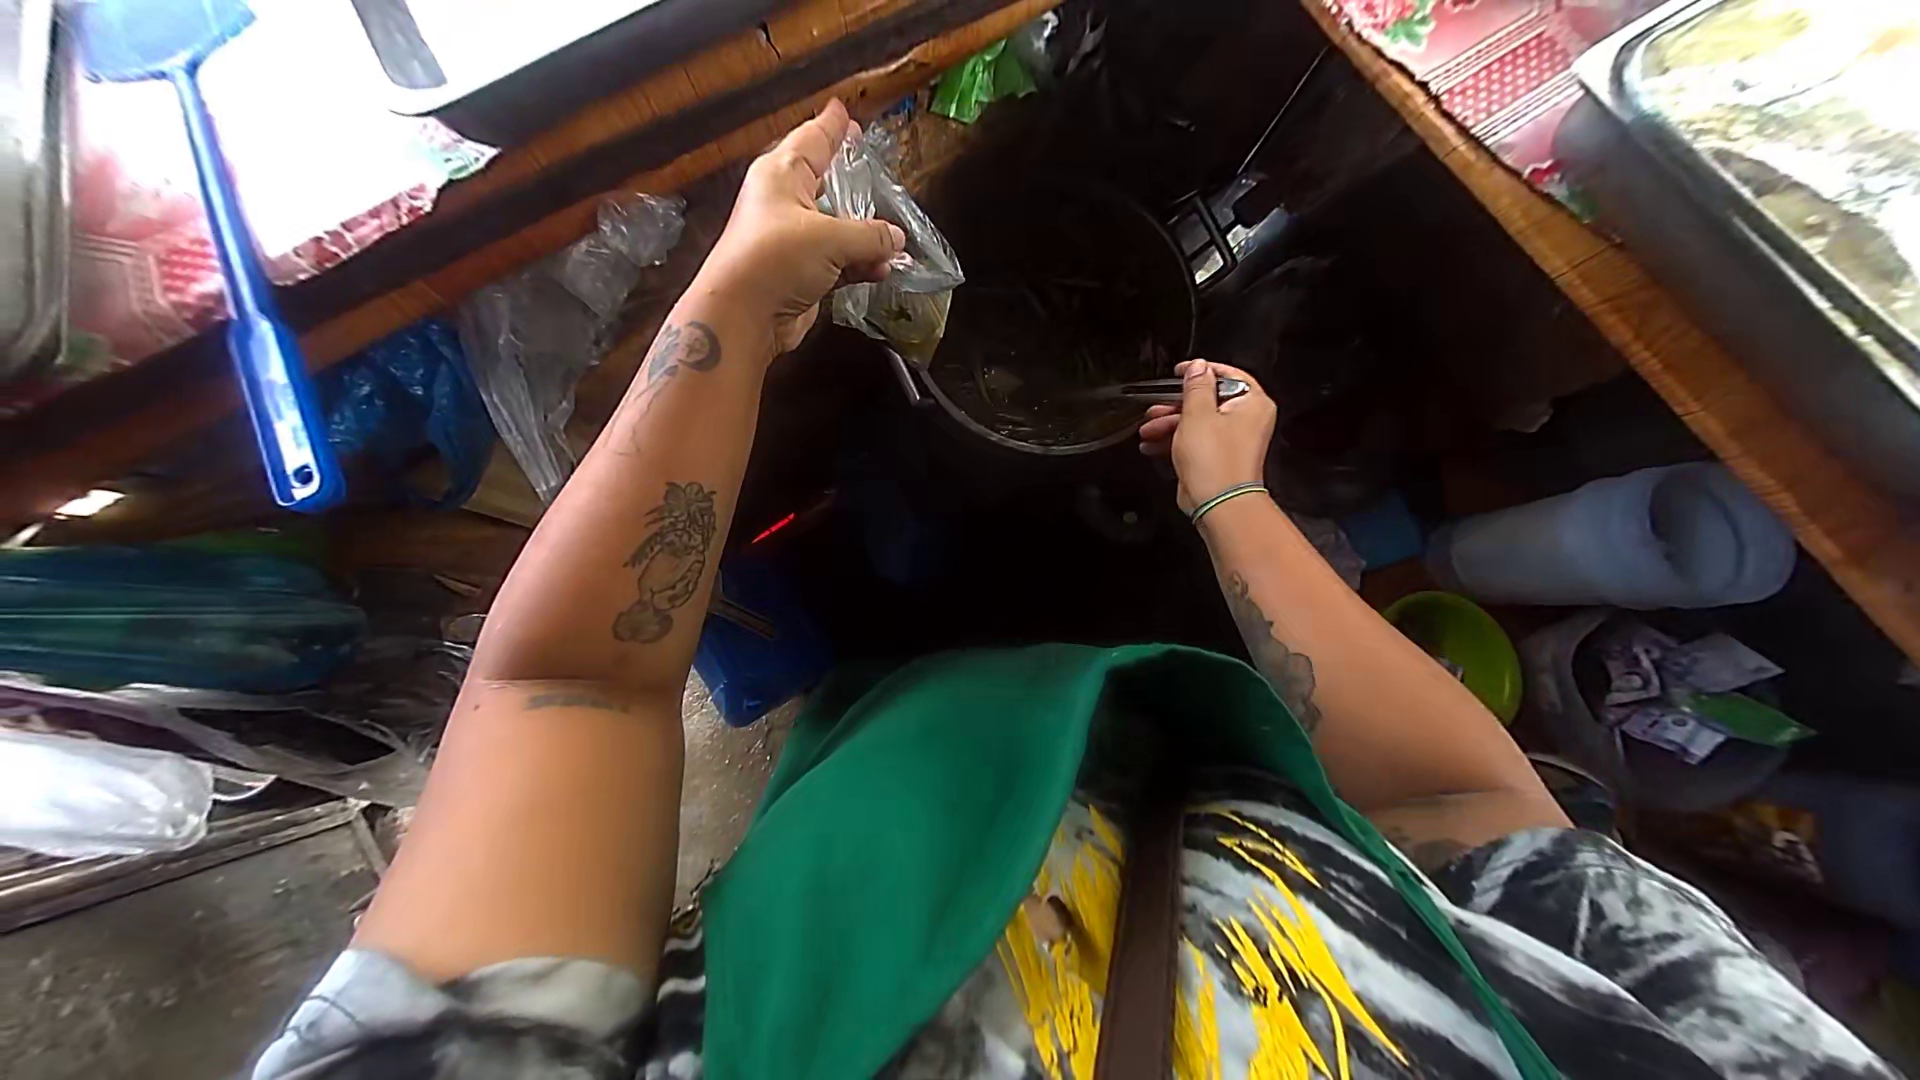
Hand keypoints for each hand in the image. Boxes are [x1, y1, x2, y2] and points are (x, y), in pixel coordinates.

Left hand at [694, 98, 907, 353]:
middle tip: (875, 167)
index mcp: (782, 175)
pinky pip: (839, 262)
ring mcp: (794, 241)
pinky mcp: (802, 275)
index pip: (812, 139)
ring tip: (895, 238)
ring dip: (866, 236)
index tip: (845, 110)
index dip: (832, 125)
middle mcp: (786, 203)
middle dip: (852, 181)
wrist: (746, 316)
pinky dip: (860, 265)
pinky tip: (882, 270)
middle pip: (826, 184)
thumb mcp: (829, 238)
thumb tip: (897, 238)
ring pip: (838, 229)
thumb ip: (869, 235)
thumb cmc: (777, 259)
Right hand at [1138, 359, 1276, 513]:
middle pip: (1208, 400)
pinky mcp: (1219, 457)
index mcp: (1252, 403)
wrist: (1218, 503)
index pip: (1227, 374)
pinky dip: (1175, 440)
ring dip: (1170, 424)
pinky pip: (1196, 441)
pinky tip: (1153, 444)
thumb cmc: (1215, 463)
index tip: (1180, 371)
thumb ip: (1196, 387)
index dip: (1200, 371)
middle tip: (1155, 408)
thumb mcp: (1197, 414)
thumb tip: (1197, 368)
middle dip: (1176, 405)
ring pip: (1198, 422)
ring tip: (1148, 429)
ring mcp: (1233, 440)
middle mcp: (1247, 420)